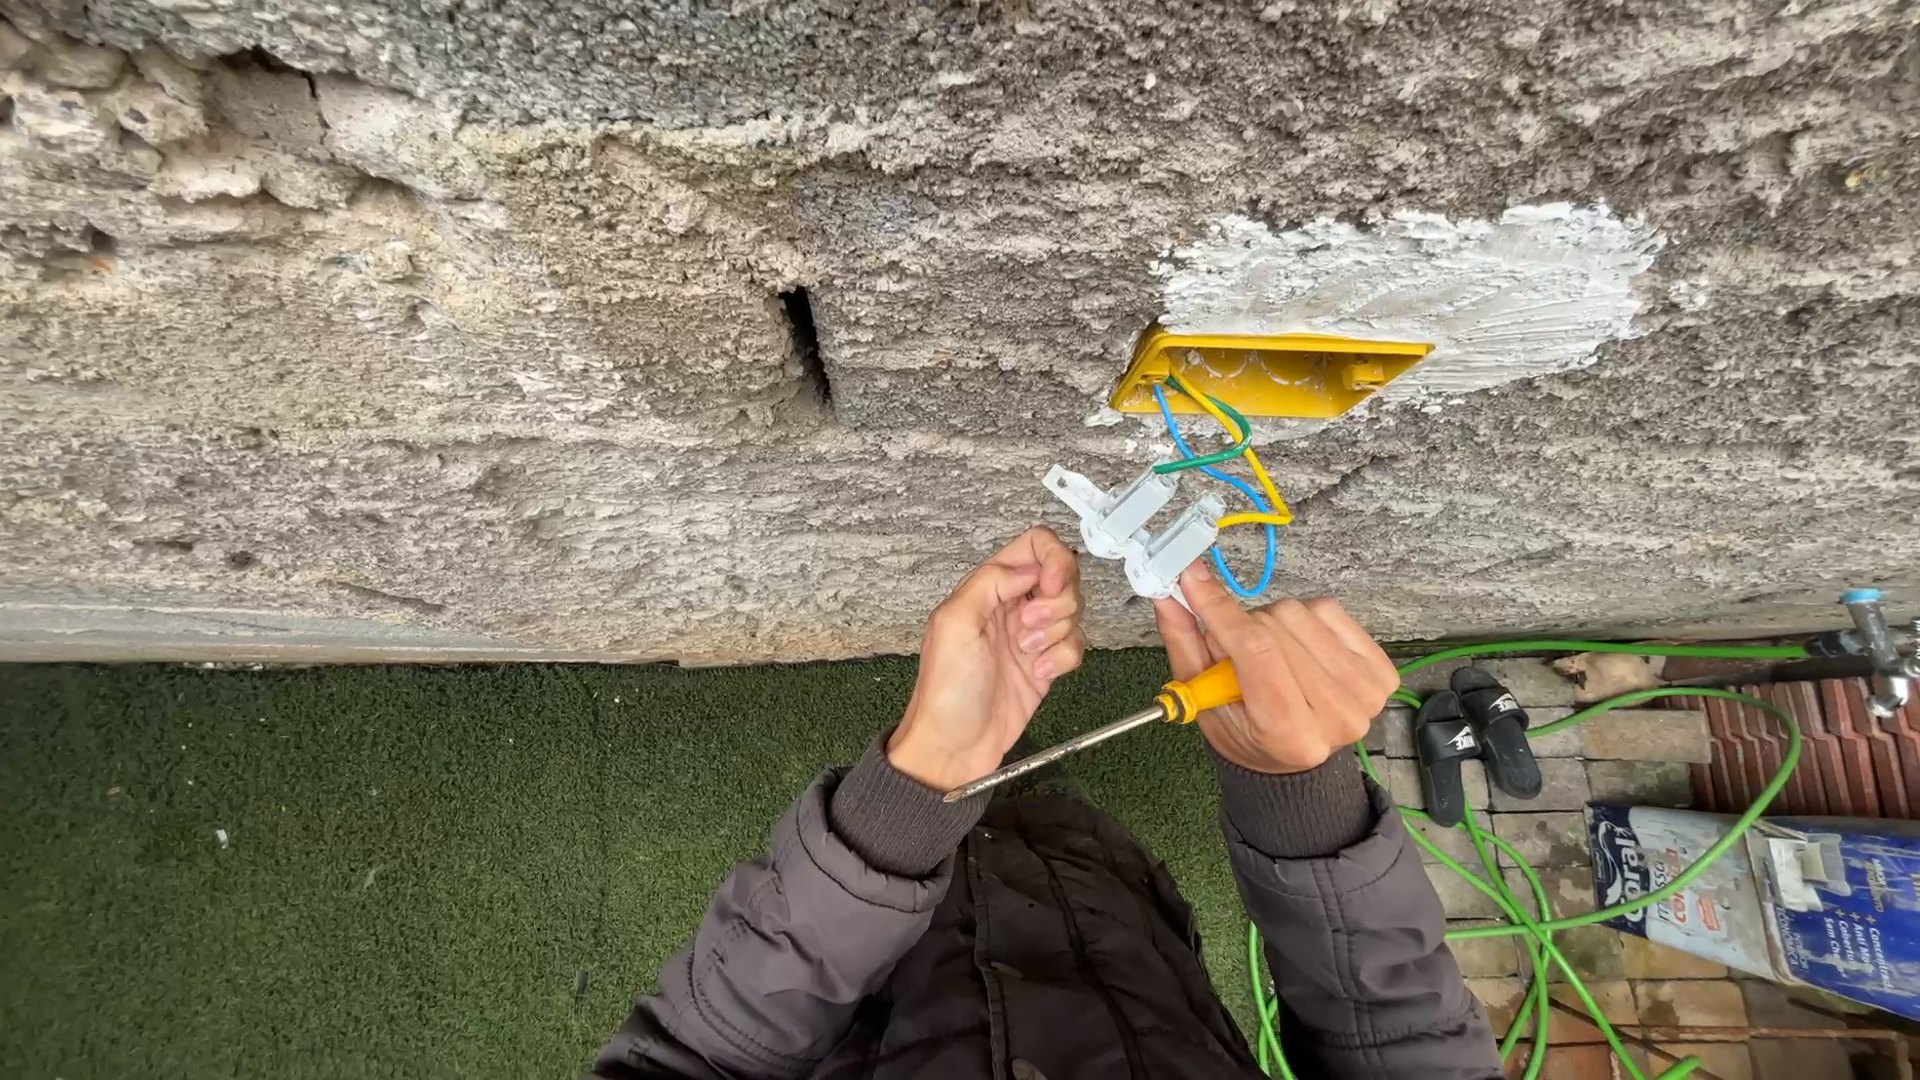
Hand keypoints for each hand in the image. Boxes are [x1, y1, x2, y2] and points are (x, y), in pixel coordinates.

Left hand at [888, 527, 1084, 791]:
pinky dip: (1063, 658)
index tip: (1049, 585)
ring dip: (1057, 632)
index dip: (1051, 558)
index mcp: (986, 588)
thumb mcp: (952, 623)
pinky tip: (1040, 673)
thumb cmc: (945, 691)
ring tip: (1028, 654)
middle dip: (1056, 600)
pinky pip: (1074, 646)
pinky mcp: (1046, 664)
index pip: (1033, 546)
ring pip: (1072, 610)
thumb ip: (989, 582)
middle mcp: (1010, 606)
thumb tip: (1029, 566)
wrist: (955, 747)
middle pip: (1061, 576)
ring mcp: (1030, 635)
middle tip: (1029, 626)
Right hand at [1153, 562, 1398, 774]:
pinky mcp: (1381, 670)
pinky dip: (1302, 618)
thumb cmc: (1243, 732)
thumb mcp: (1201, 699)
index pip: (1255, 651)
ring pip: (1299, 612)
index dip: (1219, 608)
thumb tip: (1169, 592)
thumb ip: (1184, 641)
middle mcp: (1337, 715)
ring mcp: (1365, 692)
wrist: (1291, 759)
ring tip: (1267, 654)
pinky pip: (1327, 609)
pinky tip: (1295, 646)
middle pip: (1275, 627)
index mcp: (1288, 732)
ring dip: (1271, 622)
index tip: (1191, 578)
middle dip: (1242, 626)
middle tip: (1234, 652)